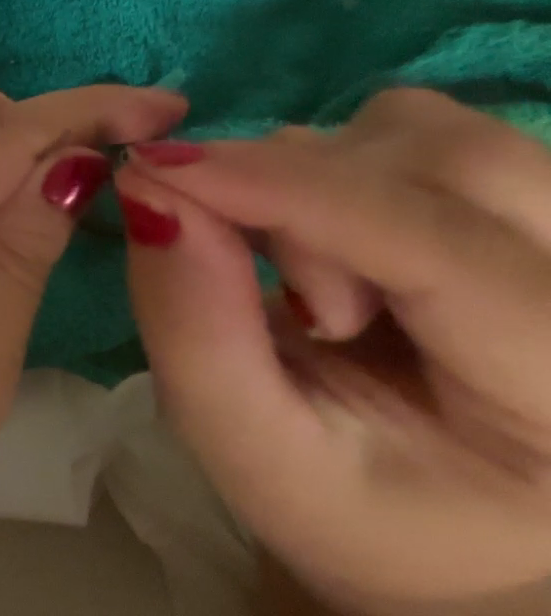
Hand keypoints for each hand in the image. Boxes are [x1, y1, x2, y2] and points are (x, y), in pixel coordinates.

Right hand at [117, 91, 550, 613]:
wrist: (438, 525)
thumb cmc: (346, 506)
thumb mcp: (244, 444)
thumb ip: (192, 327)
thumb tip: (146, 190)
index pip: (442, 251)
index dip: (286, 191)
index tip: (146, 167)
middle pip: (456, 164)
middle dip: (311, 195)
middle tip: (277, 290)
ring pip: (436, 133)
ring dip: (323, 179)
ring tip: (312, 279)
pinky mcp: (533, 212)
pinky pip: (418, 133)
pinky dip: (337, 166)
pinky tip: (332, 241)